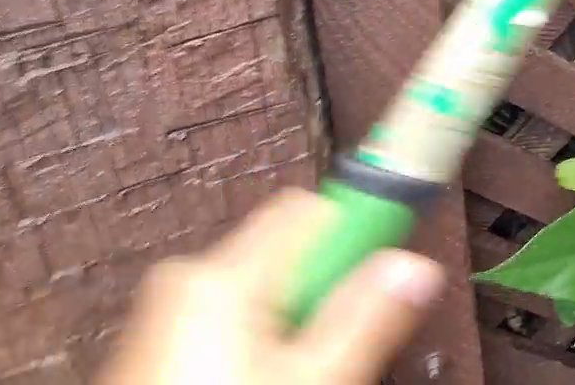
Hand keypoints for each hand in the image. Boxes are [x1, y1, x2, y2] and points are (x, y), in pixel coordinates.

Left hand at [99, 189, 443, 384]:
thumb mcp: (311, 381)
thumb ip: (366, 316)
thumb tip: (415, 265)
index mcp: (221, 276)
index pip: (314, 206)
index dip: (360, 225)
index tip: (393, 235)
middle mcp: (189, 277)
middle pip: (293, 241)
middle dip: (325, 278)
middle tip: (334, 336)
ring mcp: (169, 309)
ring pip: (266, 278)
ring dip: (293, 310)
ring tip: (294, 370)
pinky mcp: (159, 338)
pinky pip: (234, 306)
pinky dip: (260, 330)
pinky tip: (261, 376)